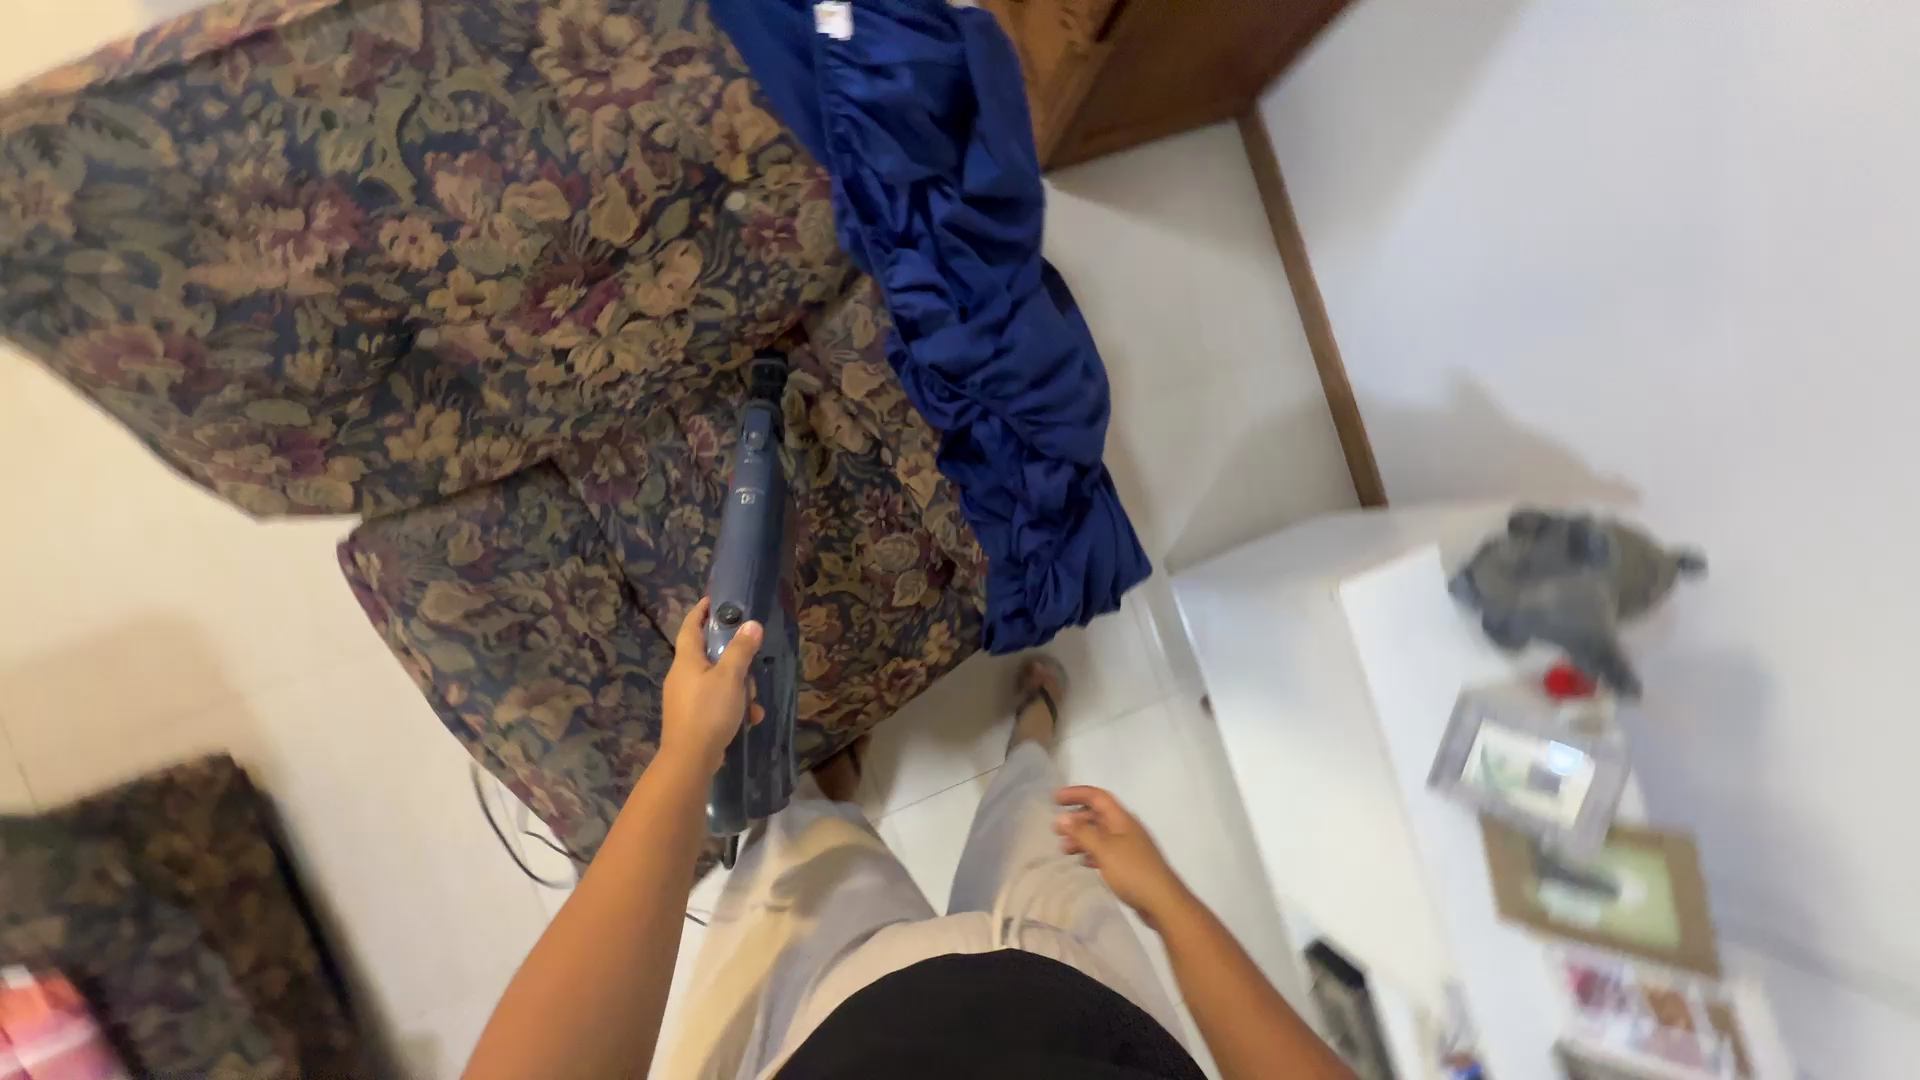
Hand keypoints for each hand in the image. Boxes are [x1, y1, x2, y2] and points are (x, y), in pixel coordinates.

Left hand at [661, 598, 763, 773]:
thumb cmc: (708, 711)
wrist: (690, 759)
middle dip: (734, 658)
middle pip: (709, 654)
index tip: (714, 600)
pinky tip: (749, 719)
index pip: (690, 626)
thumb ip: (741, 650)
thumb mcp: (730, 677)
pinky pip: (717, 702)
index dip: (701, 611)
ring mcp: (685, 697)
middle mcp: (682, 675)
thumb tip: (751, 624)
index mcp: (687, 660)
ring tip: (753, 702)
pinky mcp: (692, 716)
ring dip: (739, 688)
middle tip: (751, 660)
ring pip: (717, 680)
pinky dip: (734, 706)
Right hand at [1054, 786, 1192, 927]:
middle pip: (1097, 814)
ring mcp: (1128, 846)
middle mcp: (1125, 828)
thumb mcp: (1104, 850)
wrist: (1163, 903)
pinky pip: (1105, 851)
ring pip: (1100, 834)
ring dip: (1081, 837)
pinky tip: (1082, 862)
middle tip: (1055, 829)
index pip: (1097, 796)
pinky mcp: (1128, 864)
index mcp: (1121, 818)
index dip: (1076, 794)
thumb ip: (1082, 833)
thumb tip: (1062, 817)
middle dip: (1076, 818)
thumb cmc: (1132, 871)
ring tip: (1064, 849)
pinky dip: (1091, 852)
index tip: (1055, 799)